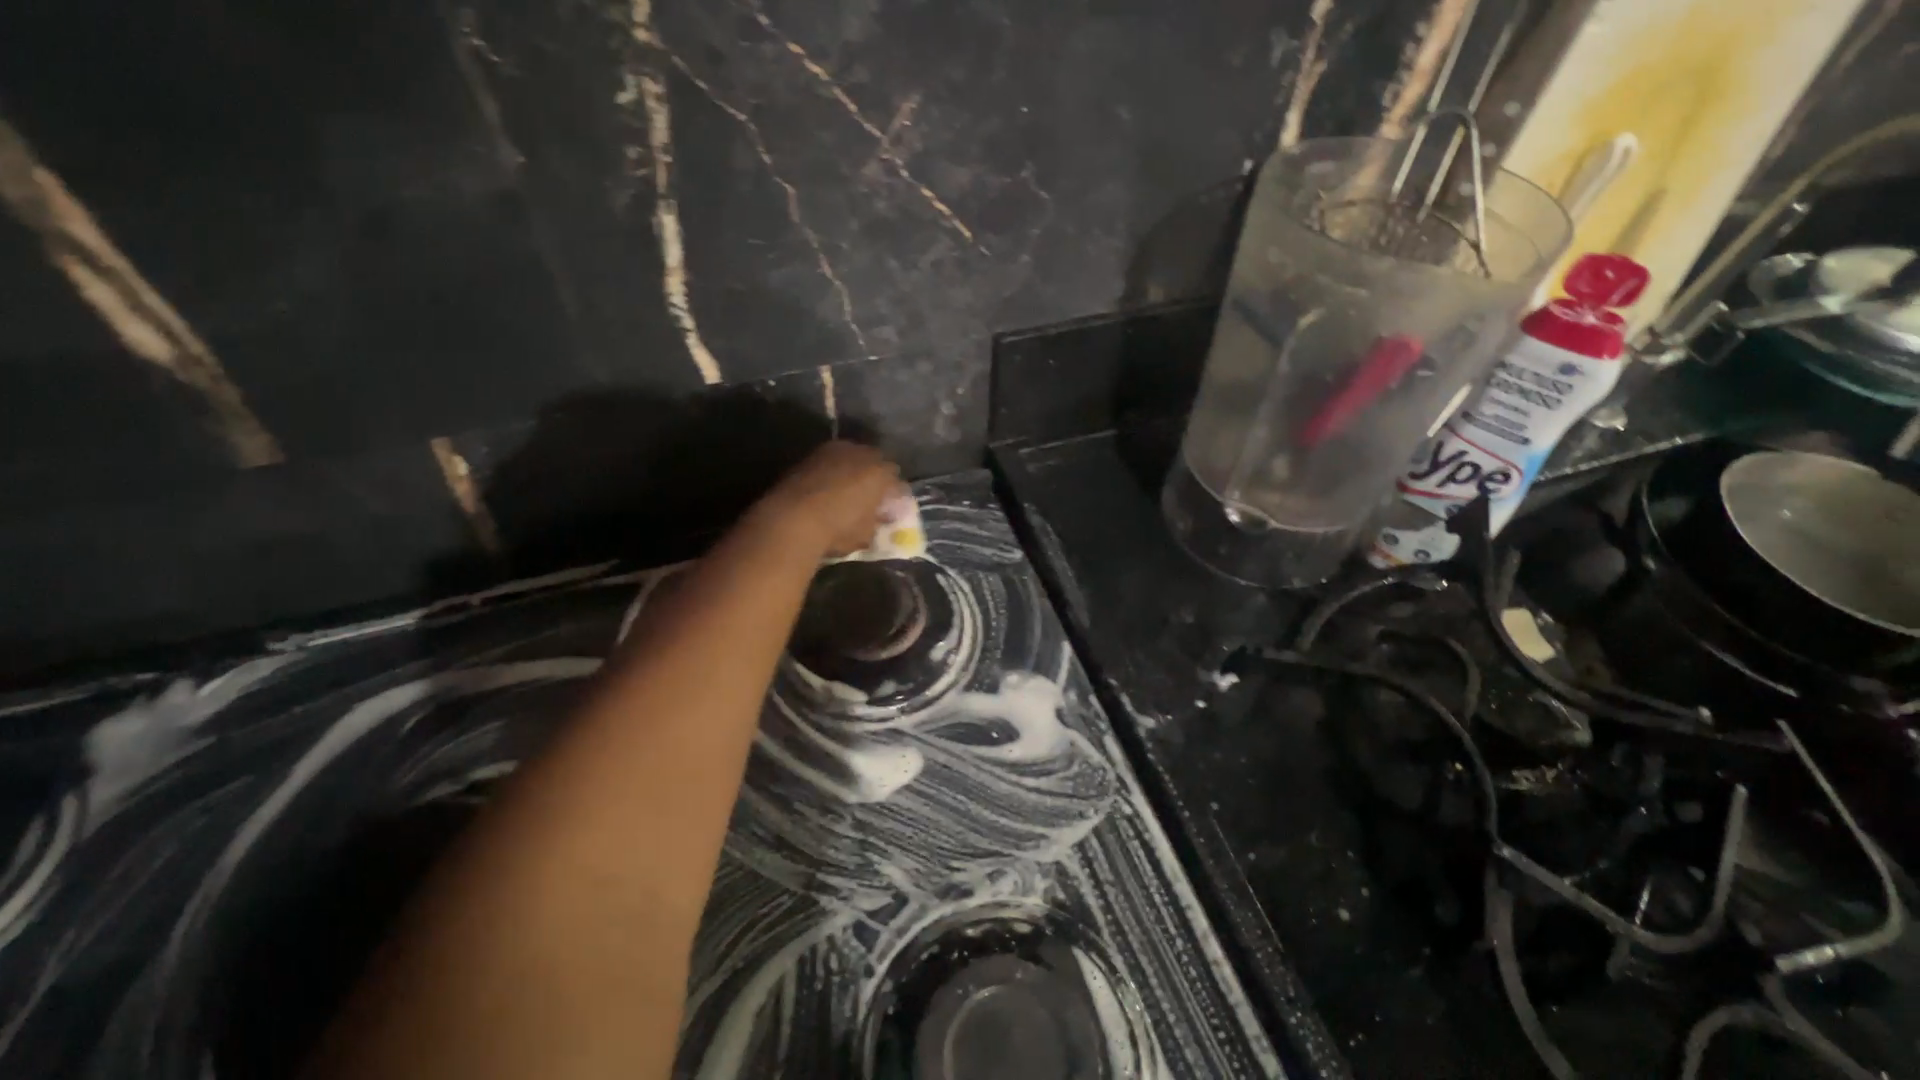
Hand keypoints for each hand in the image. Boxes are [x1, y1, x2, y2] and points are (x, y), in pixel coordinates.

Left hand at [749, 441, 903, 557]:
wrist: (791, 518)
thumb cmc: (837, 528)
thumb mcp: (865, 535)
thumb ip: (876, 523)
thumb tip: (876, 519)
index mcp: (881, 473)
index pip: (897, 483)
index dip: (894, 498)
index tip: (888, 511)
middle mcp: (861, 454)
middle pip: (876, 463)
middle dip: (875, 478)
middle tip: (869, 498)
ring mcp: (834, 450)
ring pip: (852, 458)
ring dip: (852, 471)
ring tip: (846, 492)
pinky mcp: (811, 454)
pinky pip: (830, 462)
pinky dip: (832, 472)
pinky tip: (825, 489)